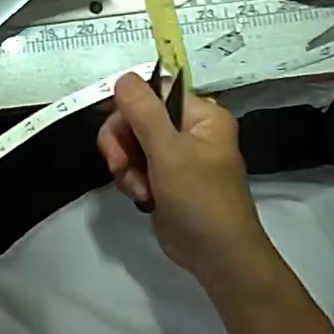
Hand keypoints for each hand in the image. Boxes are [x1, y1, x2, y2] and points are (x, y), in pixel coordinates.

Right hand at [96, 73, 271, 277]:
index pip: (153, 92)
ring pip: (130, 142)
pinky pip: (134, 164)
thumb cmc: (200, 200)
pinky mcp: (163, 176)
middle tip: (121, 167)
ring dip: (126, 166)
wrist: (217, 256)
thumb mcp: (169, 153)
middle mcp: (189, 128)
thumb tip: (123, 77)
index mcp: (201, 115)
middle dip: (123, 144)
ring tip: (140, 189)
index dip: (128, 108)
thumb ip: (144, 113)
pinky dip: (131, 179)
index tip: (116, 133)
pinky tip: (143, 197)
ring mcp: (175, 153)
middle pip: (136, 117)